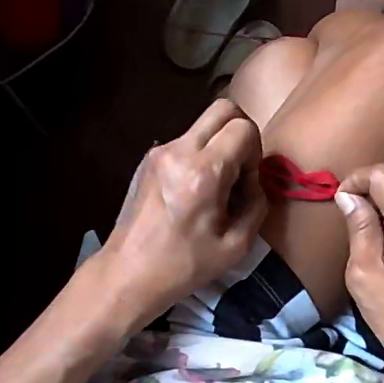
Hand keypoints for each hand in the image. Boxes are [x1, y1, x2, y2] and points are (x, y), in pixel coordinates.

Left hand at [90, 99, 267, 329]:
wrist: (128, 273)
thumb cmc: (183, 266)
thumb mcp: (236, 246)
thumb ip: (256, 205)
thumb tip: (254, 182)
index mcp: (203, 172)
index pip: (243, 128)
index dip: (254, 152)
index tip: (246, 183)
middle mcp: (178, 151)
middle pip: (223, 109)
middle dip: (241, 133)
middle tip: (238, 170)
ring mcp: (158, 151)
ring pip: (202, 125)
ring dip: (218, 146)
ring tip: (214, 187)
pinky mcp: (147, 159)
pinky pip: (184, 142)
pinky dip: (198, 156)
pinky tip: (193, 192)